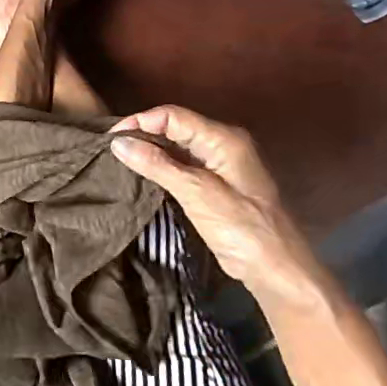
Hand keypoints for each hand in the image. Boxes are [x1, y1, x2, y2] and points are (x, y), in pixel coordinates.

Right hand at [109, 105, 325, 306]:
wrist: (277, 270)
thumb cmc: (243, 229)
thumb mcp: (197, 194)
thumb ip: (158, 165)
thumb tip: (118, 143)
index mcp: (223, 139)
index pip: (172, 115)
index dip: (140, 121)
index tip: (110, 138)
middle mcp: (222, 144)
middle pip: (174, 127)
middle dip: (142, 134)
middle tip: (110, 150)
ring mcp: (219, 164)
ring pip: (175, 146)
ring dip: (149, 151)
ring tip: (118, 161)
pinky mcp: (214, 184)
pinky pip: (181, 164)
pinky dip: (160, 166)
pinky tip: (141, 175)